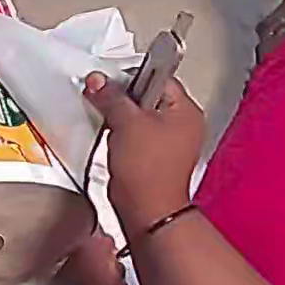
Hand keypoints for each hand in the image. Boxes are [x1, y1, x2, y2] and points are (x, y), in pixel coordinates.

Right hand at [84, 71, 204, 235]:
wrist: (145, 208)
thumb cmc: (148, 171)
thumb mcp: (126, 122)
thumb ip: (111, 96)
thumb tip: (99, 81)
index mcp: (186, 111)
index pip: (159, 76)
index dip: (132, 76)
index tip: (110, 81)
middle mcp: (181, 123)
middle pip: (147, 94)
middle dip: (123, 97)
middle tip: (107, 101)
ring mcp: (167, 139)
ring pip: (138, 113)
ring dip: (120, 115)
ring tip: (111, 123)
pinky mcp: (151, 153)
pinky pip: (133, 131)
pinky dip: (120, 130)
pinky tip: (112, 136)